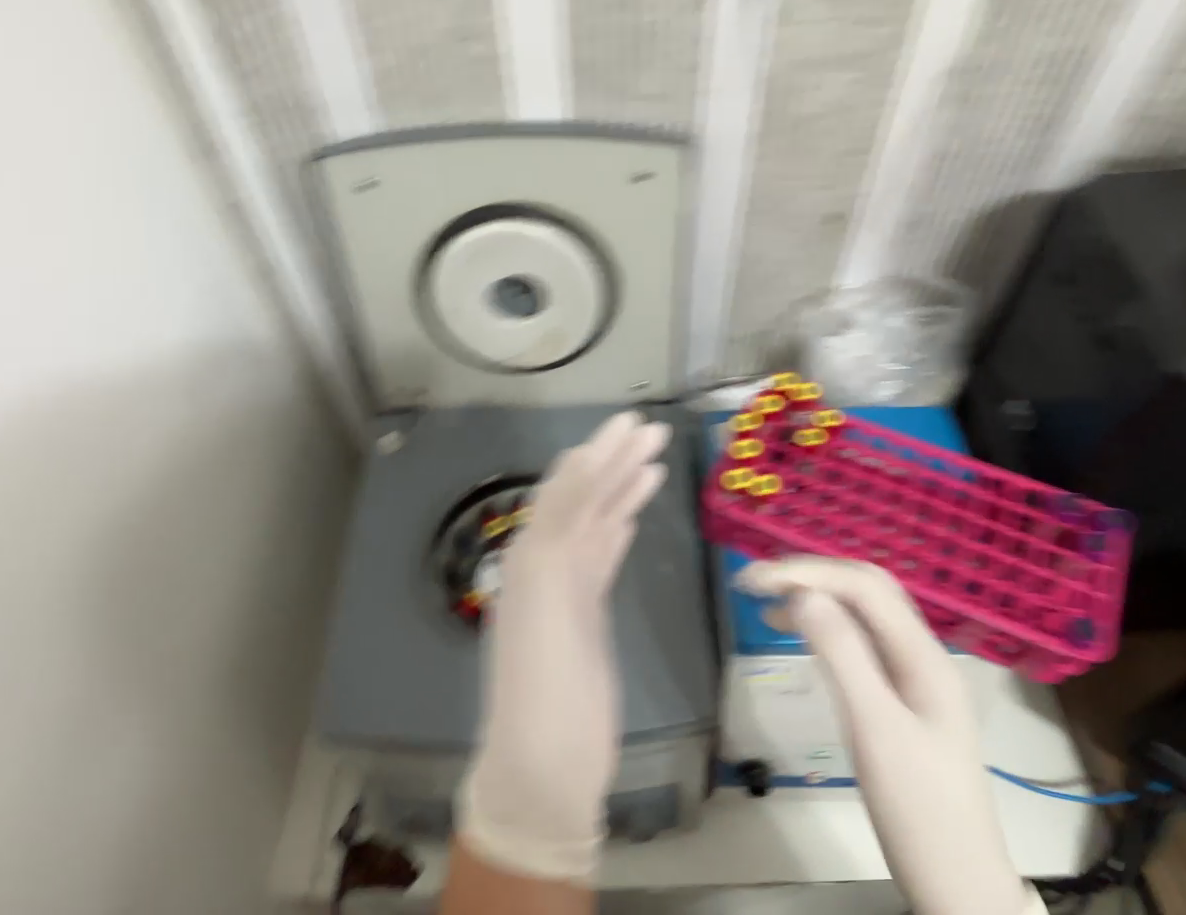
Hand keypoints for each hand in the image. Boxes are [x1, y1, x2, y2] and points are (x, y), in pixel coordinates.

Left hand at [456, 412, 670, 881]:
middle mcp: (544, 562)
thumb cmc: (544, 682)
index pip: (567, 489)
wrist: (547, 762)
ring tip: (655, 459)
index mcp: (530, 555)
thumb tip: (581, 465)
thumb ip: (561, 530)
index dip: (597, 452)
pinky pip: (604, 556)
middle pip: (585, 499)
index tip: (630, 423)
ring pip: (598, 524)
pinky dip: (619, 527)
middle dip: (615, 461)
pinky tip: (634, 510)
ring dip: (622, 489)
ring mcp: (567, 588)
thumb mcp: (545, 597)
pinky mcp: (587, 613)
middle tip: (654, 430)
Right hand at [738, 557, 1043, 914]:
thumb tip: (802, 595)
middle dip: (813, 576)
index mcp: (923, 656)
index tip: (754, 580)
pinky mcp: (904, 699)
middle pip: (868, 591)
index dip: (808, 572)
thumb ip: (842, 656)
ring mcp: (916, 677)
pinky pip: (863, 644)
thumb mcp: (874, 729)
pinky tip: (801, 638)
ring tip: (766, 604)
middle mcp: (923, 655)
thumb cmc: (917, 807)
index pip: (864, 587)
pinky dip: (828, 629)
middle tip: (756, 583)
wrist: (958, 879)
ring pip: (865, 616)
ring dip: (819, 599)